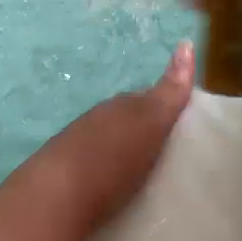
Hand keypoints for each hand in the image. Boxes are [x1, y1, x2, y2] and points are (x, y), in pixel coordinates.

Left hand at [0, 43, 193, 240]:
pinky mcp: (64, 174)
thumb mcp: (150, 122)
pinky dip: (104, 170)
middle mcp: (98, 118)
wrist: (55, 197)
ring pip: (106, 140)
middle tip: (164, 149)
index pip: (146, 98)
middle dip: (142, 129)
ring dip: (120, 150)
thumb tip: (186, 43)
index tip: (179, 122)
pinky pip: (91, 164)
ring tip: (140, 170)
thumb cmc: (111, 157)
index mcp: (120, 105)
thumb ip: (169, 91)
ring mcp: (76, 144)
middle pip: (125, 119)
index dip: (163, 107)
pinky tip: (110, 185)